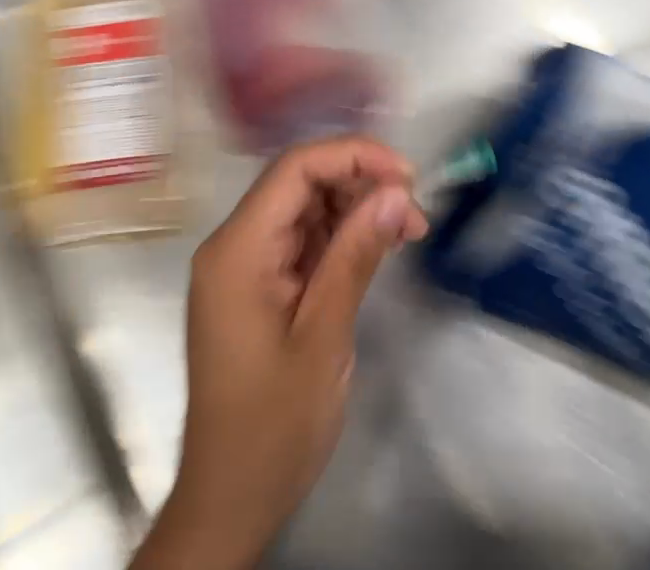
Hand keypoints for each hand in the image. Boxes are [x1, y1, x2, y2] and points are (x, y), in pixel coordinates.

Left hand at [132, 137, 427, 569]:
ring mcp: (246, 268)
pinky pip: (303, 243)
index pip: (295, 170)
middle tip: (415, 216)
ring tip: (407, 232)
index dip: (354, 156)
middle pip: (300, 184)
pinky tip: (378, 249)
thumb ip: (355, 256)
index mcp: (237, 250)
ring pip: (306, 211)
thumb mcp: (324, 335)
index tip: (408, 176)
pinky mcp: (260, 288)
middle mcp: (235, 247)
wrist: (233, 493)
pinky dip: (342, 240)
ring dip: (356, 211)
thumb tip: (394, 193)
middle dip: (361, 185)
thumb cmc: (275, 422)